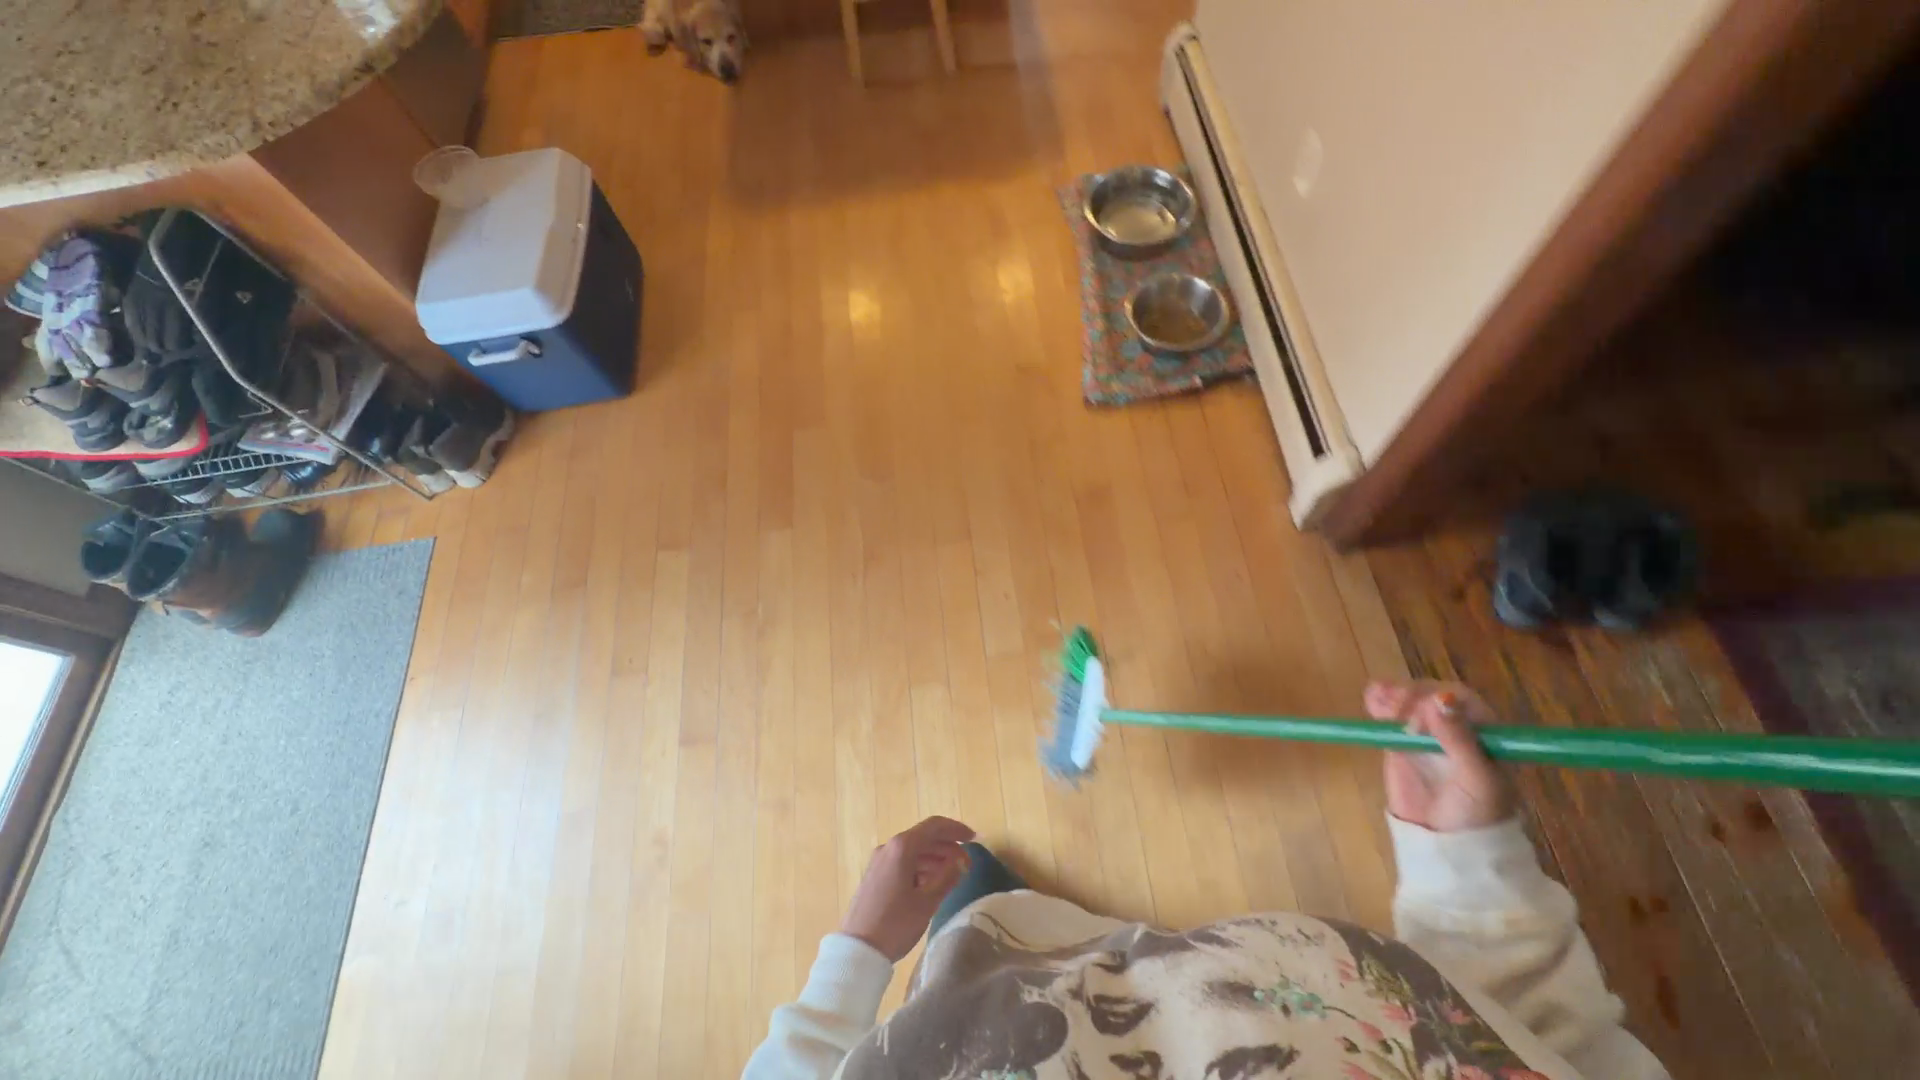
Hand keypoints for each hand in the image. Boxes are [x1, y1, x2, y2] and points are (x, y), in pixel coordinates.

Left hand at [841, 816, 975, 960]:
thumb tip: (962, 862)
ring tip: (953, 875)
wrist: (858, 950)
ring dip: (935, 859)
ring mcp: (879, 862)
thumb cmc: (895, 923)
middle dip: (947, 847)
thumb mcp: (927, 902)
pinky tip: (932, 884)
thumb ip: (947, 877)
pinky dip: (921, 868)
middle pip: (923, 837)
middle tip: (967, 864)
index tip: (974, 839)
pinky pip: (902, 863)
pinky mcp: (875, 876)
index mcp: (902, 848)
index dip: (956, 829)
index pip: (934, 826)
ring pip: (913, 851)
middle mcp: (889, 848)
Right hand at [1366, 680, 1514, 832]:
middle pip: (1430, 696)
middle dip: (1410, 696)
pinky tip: (1370, 699)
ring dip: (1392, 695)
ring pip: (1408, 702)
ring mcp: (1426, 733)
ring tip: (1375, 699)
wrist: (1448, 841)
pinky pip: (1390, 719)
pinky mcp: (1401, 743)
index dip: (1438, 697)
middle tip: (1393, 707)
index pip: (1460, 698)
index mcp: (1483, 730)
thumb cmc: (1476, 810)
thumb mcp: (1475, 776)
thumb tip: (1440, 696)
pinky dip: (1379, 706)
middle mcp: (1454, 725)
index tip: (1419, 711)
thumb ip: (1459, 738)